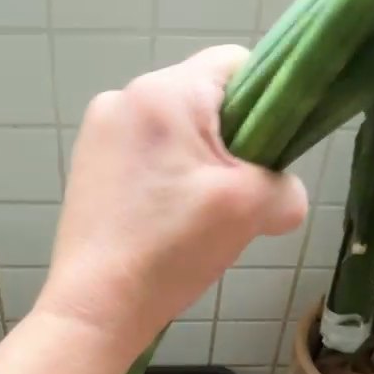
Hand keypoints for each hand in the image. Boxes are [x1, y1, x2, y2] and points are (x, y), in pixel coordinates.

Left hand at [36, 45, 308, 351]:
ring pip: (175, 132)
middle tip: (232, 199)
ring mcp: (99, 132)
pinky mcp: (88, 165)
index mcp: (164, 92)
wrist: (97, 307)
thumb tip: (285, 196)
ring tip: (194, 219)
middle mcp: (123, 97)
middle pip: (204, 102)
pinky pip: (146, 156)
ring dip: (196, 167)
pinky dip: (165, 182)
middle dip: (229, 145)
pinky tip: (164, 224)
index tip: (267, 156)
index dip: (267, 104)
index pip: (236, 65)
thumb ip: (286, 189)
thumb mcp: (248, 211)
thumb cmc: (169, 250)